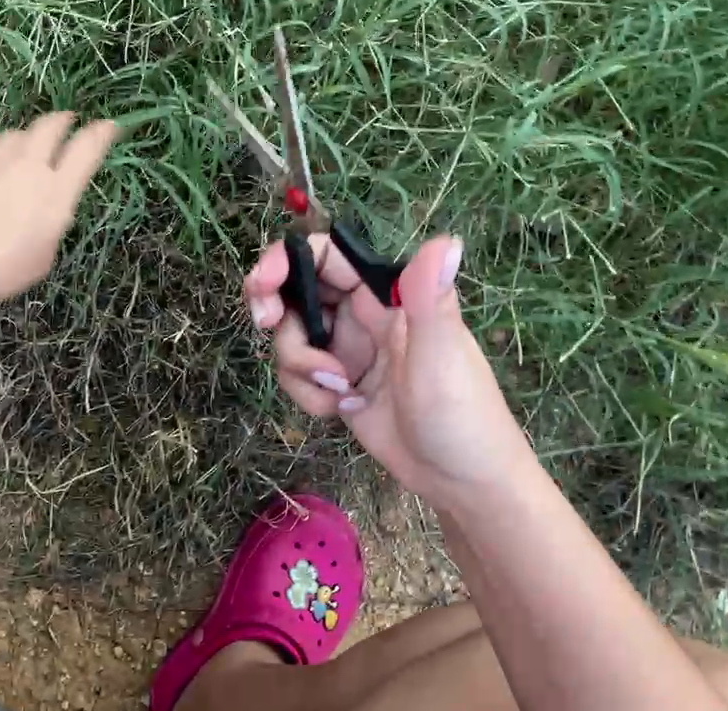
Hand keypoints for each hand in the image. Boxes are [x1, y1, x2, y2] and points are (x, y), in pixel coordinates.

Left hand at [0, 112, 116, 310]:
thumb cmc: (1, 270)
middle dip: (62, 120)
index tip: (109, 126)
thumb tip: (46, 206)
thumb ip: (51, 222)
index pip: (88, 148)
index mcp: (57, 192)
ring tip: (23, 151)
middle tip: (66, 122)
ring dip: (25, 139)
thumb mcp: (44, 255)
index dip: (102, 133)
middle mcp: (29, 166)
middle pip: (50, 126)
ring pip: (16, 134)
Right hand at [244, 235, 541, 507]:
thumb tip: (448, 241)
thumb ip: (431, 299)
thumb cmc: (464, 418)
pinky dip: (305, 392)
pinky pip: (296, 374)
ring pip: (291, 335)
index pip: (326, 256)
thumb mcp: (442, 357)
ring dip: (297, 362)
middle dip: (273, 304)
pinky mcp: (335, 384)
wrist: (464, 486)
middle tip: (264, 323)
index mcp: (387, 297)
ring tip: (338, 392)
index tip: (263, 284)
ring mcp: (346, 350)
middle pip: (296, 290)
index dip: (286, 259)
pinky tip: (340, 411)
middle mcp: (362, 316)